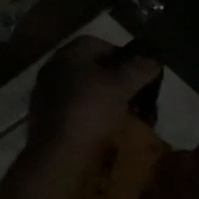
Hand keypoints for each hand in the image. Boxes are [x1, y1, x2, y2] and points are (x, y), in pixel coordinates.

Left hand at [24, 35, 160, 169]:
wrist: (58, 155)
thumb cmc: (91, 111)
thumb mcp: (121, 85)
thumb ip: (139, 67)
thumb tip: (152, 57)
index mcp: (68, 53)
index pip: (100, 44)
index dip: (124, 56)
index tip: (143, 74)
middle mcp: (54, 68)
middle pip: (93, 68)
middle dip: (119, 81)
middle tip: (140, 97)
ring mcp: (47, 93)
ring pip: (86, 91)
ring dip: (108, 100)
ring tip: (130, 116)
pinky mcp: (46, 118)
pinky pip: (76, 110)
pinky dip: (94, 116)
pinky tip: (108, 130)